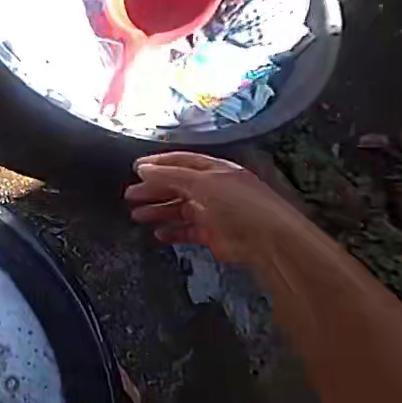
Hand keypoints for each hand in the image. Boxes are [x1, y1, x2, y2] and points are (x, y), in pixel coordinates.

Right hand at [123, 152, 304, 264]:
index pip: (180, 162)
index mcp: (214, 170)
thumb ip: (170, 175)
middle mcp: (213, 188)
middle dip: (152, 190)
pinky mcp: (213, 234)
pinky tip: (159, 233)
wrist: (270, 240)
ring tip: (138, 216)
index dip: (157, 164)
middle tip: (131, 195)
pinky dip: (171, 231)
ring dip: (157, 211)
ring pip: (178, 209)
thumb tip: (143, 169)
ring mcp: (213, 211)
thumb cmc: (241, 205)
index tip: (135, 168)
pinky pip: (186, 230)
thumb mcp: (202, 183)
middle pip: (176, 186)